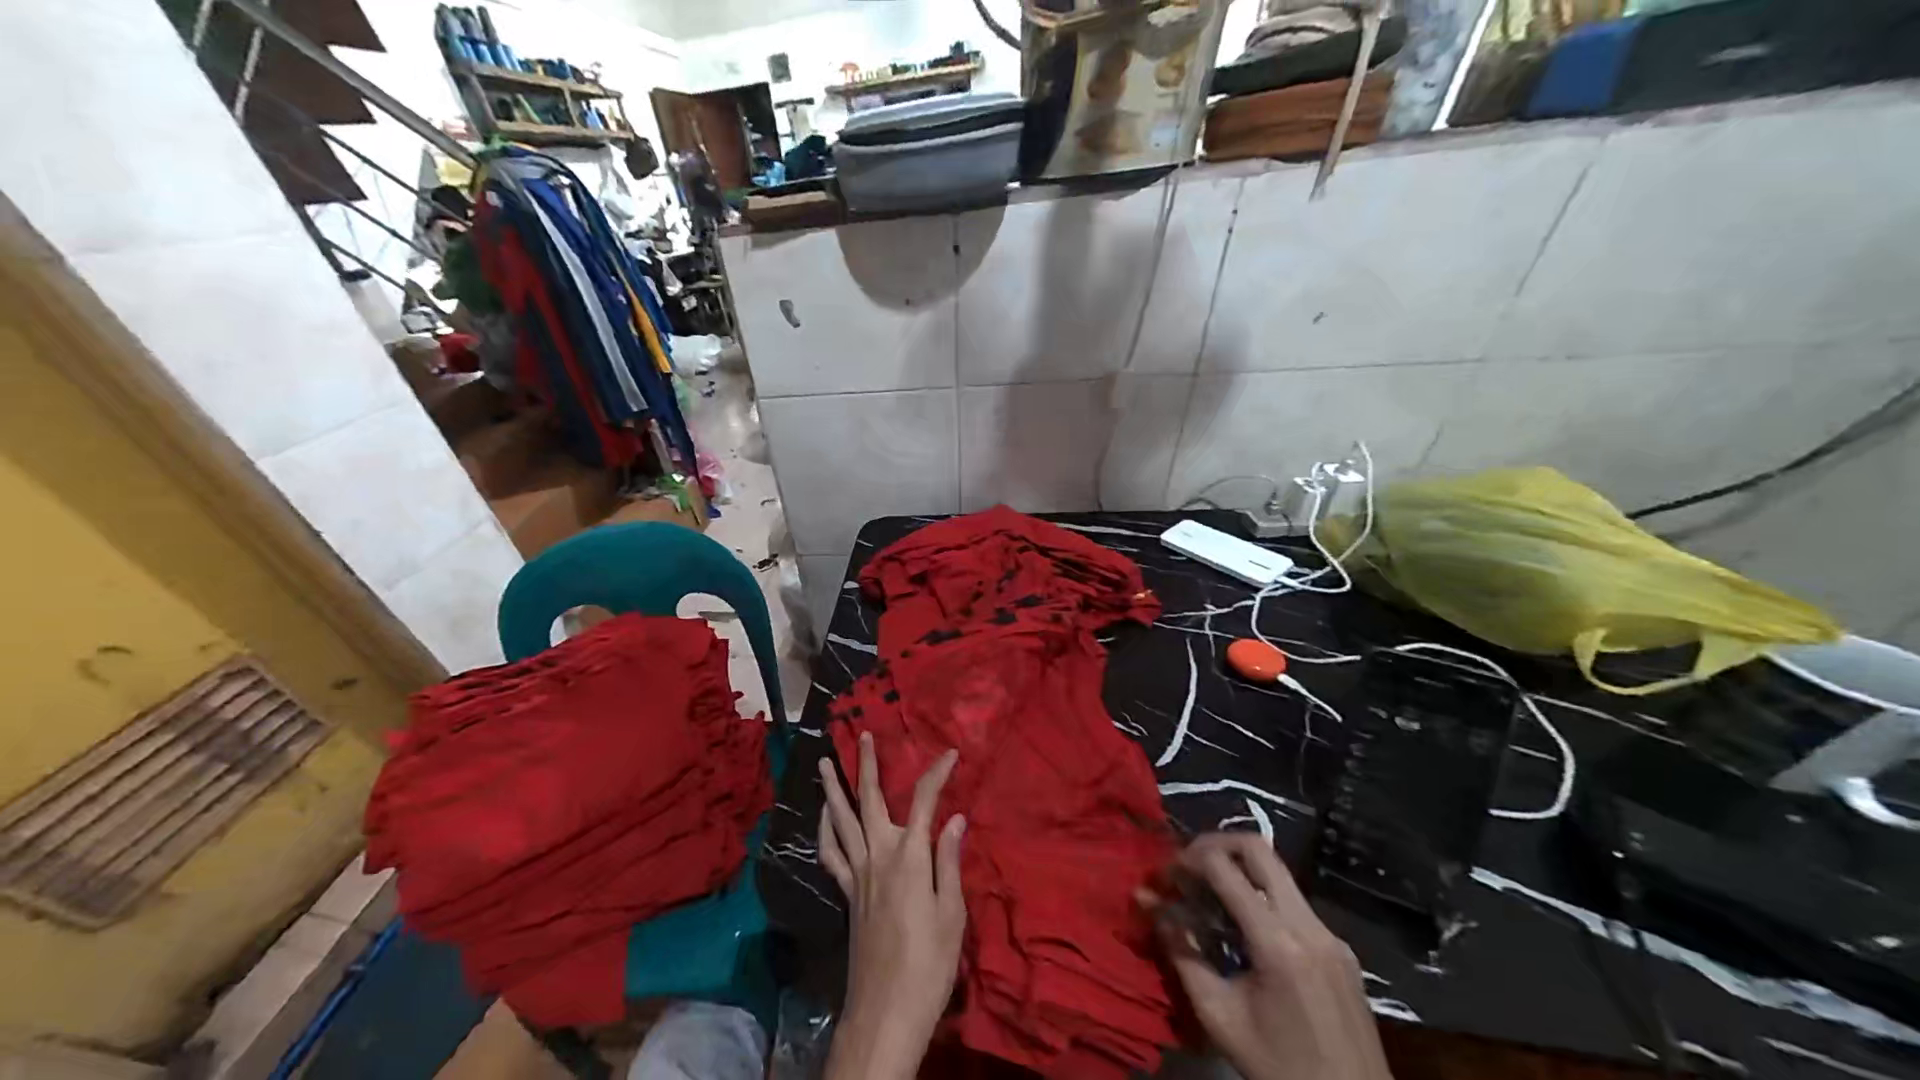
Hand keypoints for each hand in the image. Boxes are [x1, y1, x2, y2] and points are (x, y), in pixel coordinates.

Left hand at [817, 734, 967, 1079]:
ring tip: (825, 763)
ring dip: (834, 790)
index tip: (950, 753)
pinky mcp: (847, 893)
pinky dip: (824, 830)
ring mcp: (858, 874)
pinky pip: (830, 853)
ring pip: (841, 821)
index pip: (926, 801)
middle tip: (861, 735)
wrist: (886, 1010)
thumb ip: (949, 861)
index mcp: (911, 857)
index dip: (938, 773)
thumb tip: (955, 819)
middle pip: (870, 801)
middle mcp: (879, 856)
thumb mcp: (952, 914)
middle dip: (867, 765)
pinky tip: (823, 817)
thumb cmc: (929, 964)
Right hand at [1152, 833, 1392, 1079]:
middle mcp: (1309, 925)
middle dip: (1216, 844)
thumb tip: (1150, 904)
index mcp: (1277, 942)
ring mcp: (1331, 934)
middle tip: (1188, 865)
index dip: (1189, 858)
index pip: (1226, 868)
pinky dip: (1262, 896)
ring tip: (1209, 893)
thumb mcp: (1218, 1015)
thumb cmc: (1277, 1067)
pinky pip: (1295, 902)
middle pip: (1259, 849)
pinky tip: (1244, 926)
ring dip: (1239, 869)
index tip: (1167, 874)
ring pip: (1279, 873)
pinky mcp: (1341, 948)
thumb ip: (1182, 953)